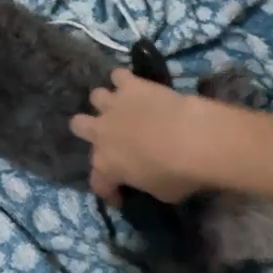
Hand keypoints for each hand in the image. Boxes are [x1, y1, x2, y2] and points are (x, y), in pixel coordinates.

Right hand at [68, 68, 212, 203]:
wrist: (193, 140)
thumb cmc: (179, 174)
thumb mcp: (161, 193)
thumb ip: (143, 183)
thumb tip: (143, 177)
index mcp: (106, 164)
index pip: (98, 182)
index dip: (109, 191)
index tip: (122, 195)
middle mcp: (101, 132)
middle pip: (78, 125)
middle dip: (90, 130)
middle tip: (111, 138)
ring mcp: (113, 105)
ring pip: (96, 97)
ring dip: (108, 104)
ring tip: (124, 109)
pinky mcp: (130, 85)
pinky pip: (119, 76)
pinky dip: (126, 81)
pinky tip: (137, 89)